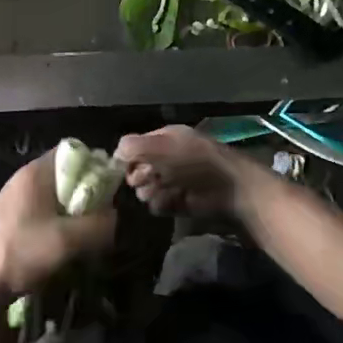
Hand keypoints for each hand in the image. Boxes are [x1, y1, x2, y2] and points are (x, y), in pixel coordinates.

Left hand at [0, 155, 115, 303]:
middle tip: (100, 216)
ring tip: (86, 233)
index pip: (73, 152)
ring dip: (75, 212)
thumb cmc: (24, 254)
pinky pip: (46, 211)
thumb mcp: (70, 239)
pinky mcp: (13, 219)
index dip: (95, 166)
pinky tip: (65, 243)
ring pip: (58, 195)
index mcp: (35, 173)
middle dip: (88, 193)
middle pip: (67, 174)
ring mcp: (16, 199)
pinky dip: (60, 222)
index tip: (109, 189)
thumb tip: (113, 216)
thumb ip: (100, 224)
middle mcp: (24, 179)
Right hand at [115, 126, 255, 217]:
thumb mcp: (161, 146)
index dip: (127, 157)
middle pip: (138, 169)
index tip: (122, 166)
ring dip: (150, 191)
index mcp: (165, 139)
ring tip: (162, 190)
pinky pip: (158, 204)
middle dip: (139, 176)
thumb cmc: (193, 160)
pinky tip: (171, 201)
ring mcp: (173, 181)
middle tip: (148, 178)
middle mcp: (167, 158)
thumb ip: (133, 146)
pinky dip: (162, 203)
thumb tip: (115, 153)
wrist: (227, 188)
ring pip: (145, 189)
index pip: (135, 146)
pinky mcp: (178, 202)